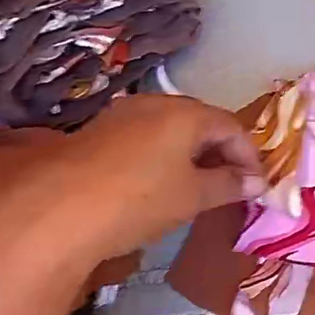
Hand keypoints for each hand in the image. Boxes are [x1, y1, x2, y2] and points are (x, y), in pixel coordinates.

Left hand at [39, 94, 264, 260]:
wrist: (57, 210)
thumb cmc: (139, 199)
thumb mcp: (192, 196)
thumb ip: (228, 184)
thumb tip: (255, 183)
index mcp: (186, 113)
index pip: (232, 127)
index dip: (249, 157)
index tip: (256, 187)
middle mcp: (156, 103)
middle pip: (202, 122)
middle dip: (221, 153)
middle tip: (231, 186)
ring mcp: (123, 115)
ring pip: (171, 129)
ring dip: (192, 155)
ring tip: (198, 188)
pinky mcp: (100, 132)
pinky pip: (145, 138)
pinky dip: (164, 156)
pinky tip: (160, 184)